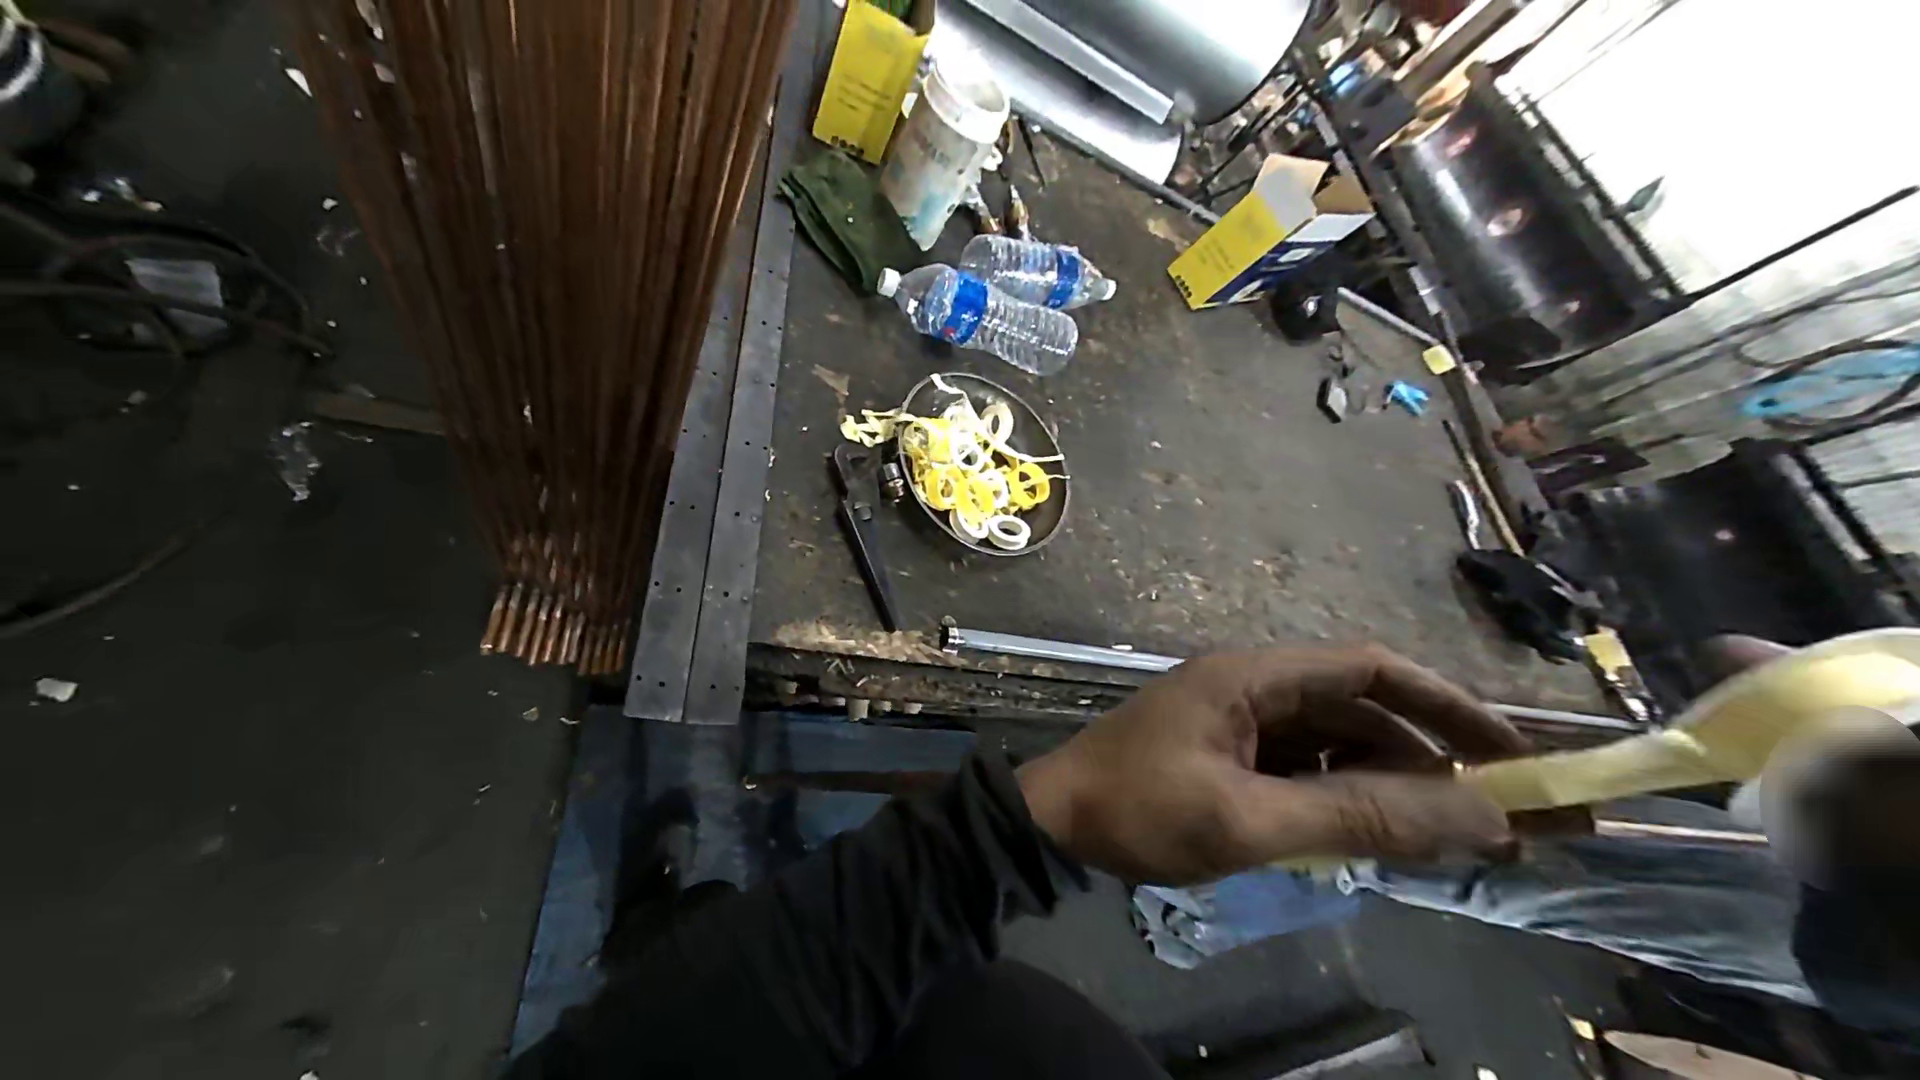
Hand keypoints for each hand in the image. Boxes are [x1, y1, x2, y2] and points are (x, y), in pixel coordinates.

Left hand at [1017, 644, 1531, 883]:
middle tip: (1508, 819)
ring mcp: (1235, 719)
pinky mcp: (1225, 752)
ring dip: (1390, 783)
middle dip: (1432, 759)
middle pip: (1359, 709)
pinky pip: (1302, 766)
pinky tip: (1377, 836)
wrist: (1054, 821)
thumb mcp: (1249, 820)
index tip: (1516, 754)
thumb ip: (1359, 817)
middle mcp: (1249, 686)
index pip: (1370, 671)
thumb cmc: (1139, 811)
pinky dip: (1343, 795)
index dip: (1448, 705)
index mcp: (1251, 677)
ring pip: (1333, 742)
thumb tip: (1484, 817)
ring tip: (1456, 839)